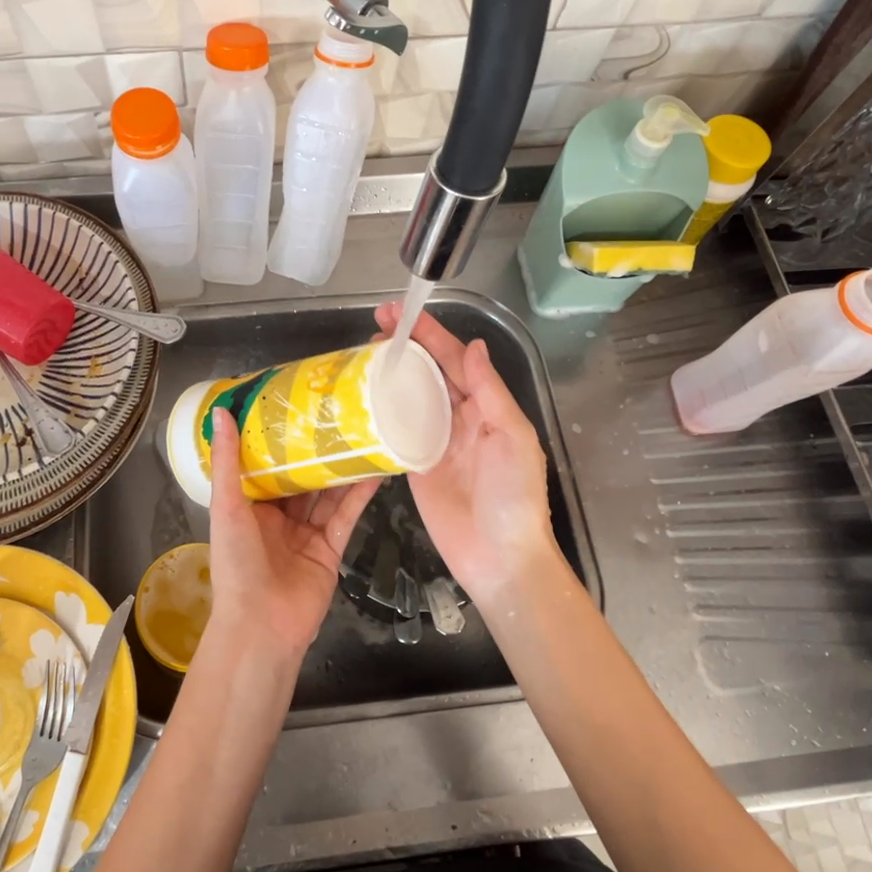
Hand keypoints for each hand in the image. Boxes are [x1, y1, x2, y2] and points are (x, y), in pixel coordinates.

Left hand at [206, 408, 380, 655]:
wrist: (262, 625)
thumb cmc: (236, 563)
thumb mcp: (226, 507)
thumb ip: (227, 462)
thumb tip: (221, 412)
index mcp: (249, 506)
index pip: (266, 464)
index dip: (279, 437)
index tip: (294, 404)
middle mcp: (279, 517)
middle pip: (301, 477)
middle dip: (316, 450)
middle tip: (337, 413)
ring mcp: (306, 533)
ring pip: (327, 494)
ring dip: (343, 468)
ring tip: (363, 433)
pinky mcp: (331, 549)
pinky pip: (346, 516)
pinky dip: (360, 495)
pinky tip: (376, 470)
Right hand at [376, 303, 563, 605]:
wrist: (500, 558)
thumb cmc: (514, 497)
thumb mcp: (512, 438)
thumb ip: (490, 392)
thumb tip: (473, 345)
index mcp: (486, 407)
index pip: (455, 360)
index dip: (431, 334)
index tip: (402, 313)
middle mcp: (459, 418)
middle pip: (428, 373)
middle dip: (404, 346)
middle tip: (374, 325)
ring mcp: (434, 442)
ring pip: (408, 397)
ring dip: (388, 374)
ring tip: (360, 354)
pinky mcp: (413, 467)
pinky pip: (394, 432)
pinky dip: (378, 412)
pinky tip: (357, 398)